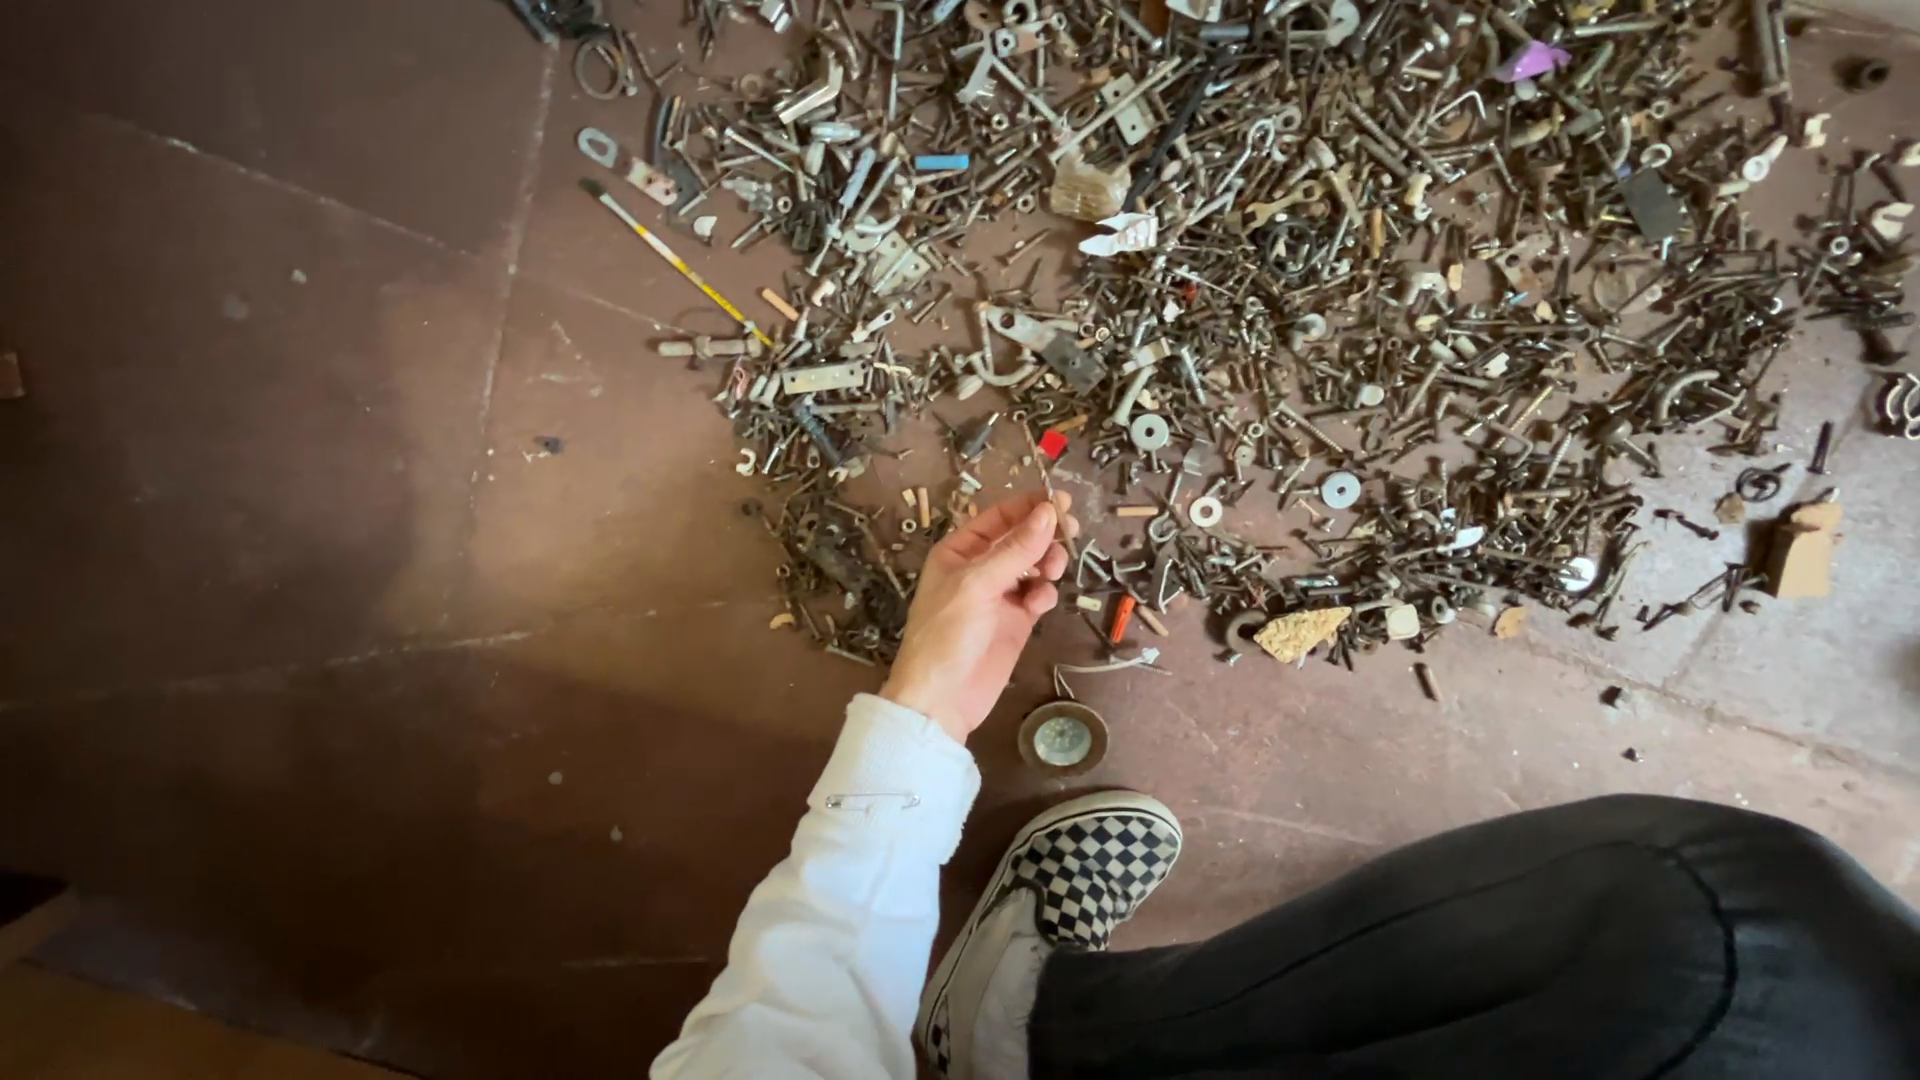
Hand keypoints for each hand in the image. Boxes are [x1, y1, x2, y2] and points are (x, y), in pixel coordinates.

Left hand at [881, 491, 1080, 744]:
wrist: (941, 699)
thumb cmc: (946, 635)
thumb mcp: (977, 585)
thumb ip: (1015, 550)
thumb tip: (1048, 512)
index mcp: (958, 552)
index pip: (998, 518)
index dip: (1028, 507)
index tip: (1060, 501)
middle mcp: (980, 569)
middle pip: (1021, 539)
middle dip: (1045, 534)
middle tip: (1071, 531)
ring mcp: (999, 596)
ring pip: (1034, 566)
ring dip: (1048, 562)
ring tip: (1052, 570)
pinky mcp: (1016, 622)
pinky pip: (1038, 595)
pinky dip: (1044, 593)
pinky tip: (1040, 601)